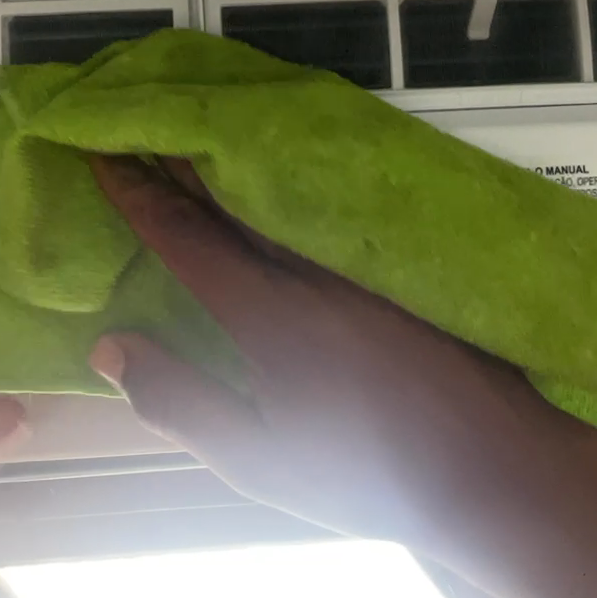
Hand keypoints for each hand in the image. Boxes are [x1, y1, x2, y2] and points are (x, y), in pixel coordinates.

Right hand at [85, 155, 581, 554]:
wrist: (491, 465)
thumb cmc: (364, 472)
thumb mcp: (258, 460)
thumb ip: (180, 401)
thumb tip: (110, 347)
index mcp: (267, 314)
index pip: (186, 239)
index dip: (139, 196)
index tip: (105, 158)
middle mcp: (307, 271)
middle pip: (228, 201)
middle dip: (177, 161)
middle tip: (140, 125)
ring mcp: (353, 262)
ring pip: (274, 198)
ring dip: (226, 165)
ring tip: (192, 137)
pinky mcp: (387, 266)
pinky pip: (317, 209)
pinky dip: (279, 188)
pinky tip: (272, 181)